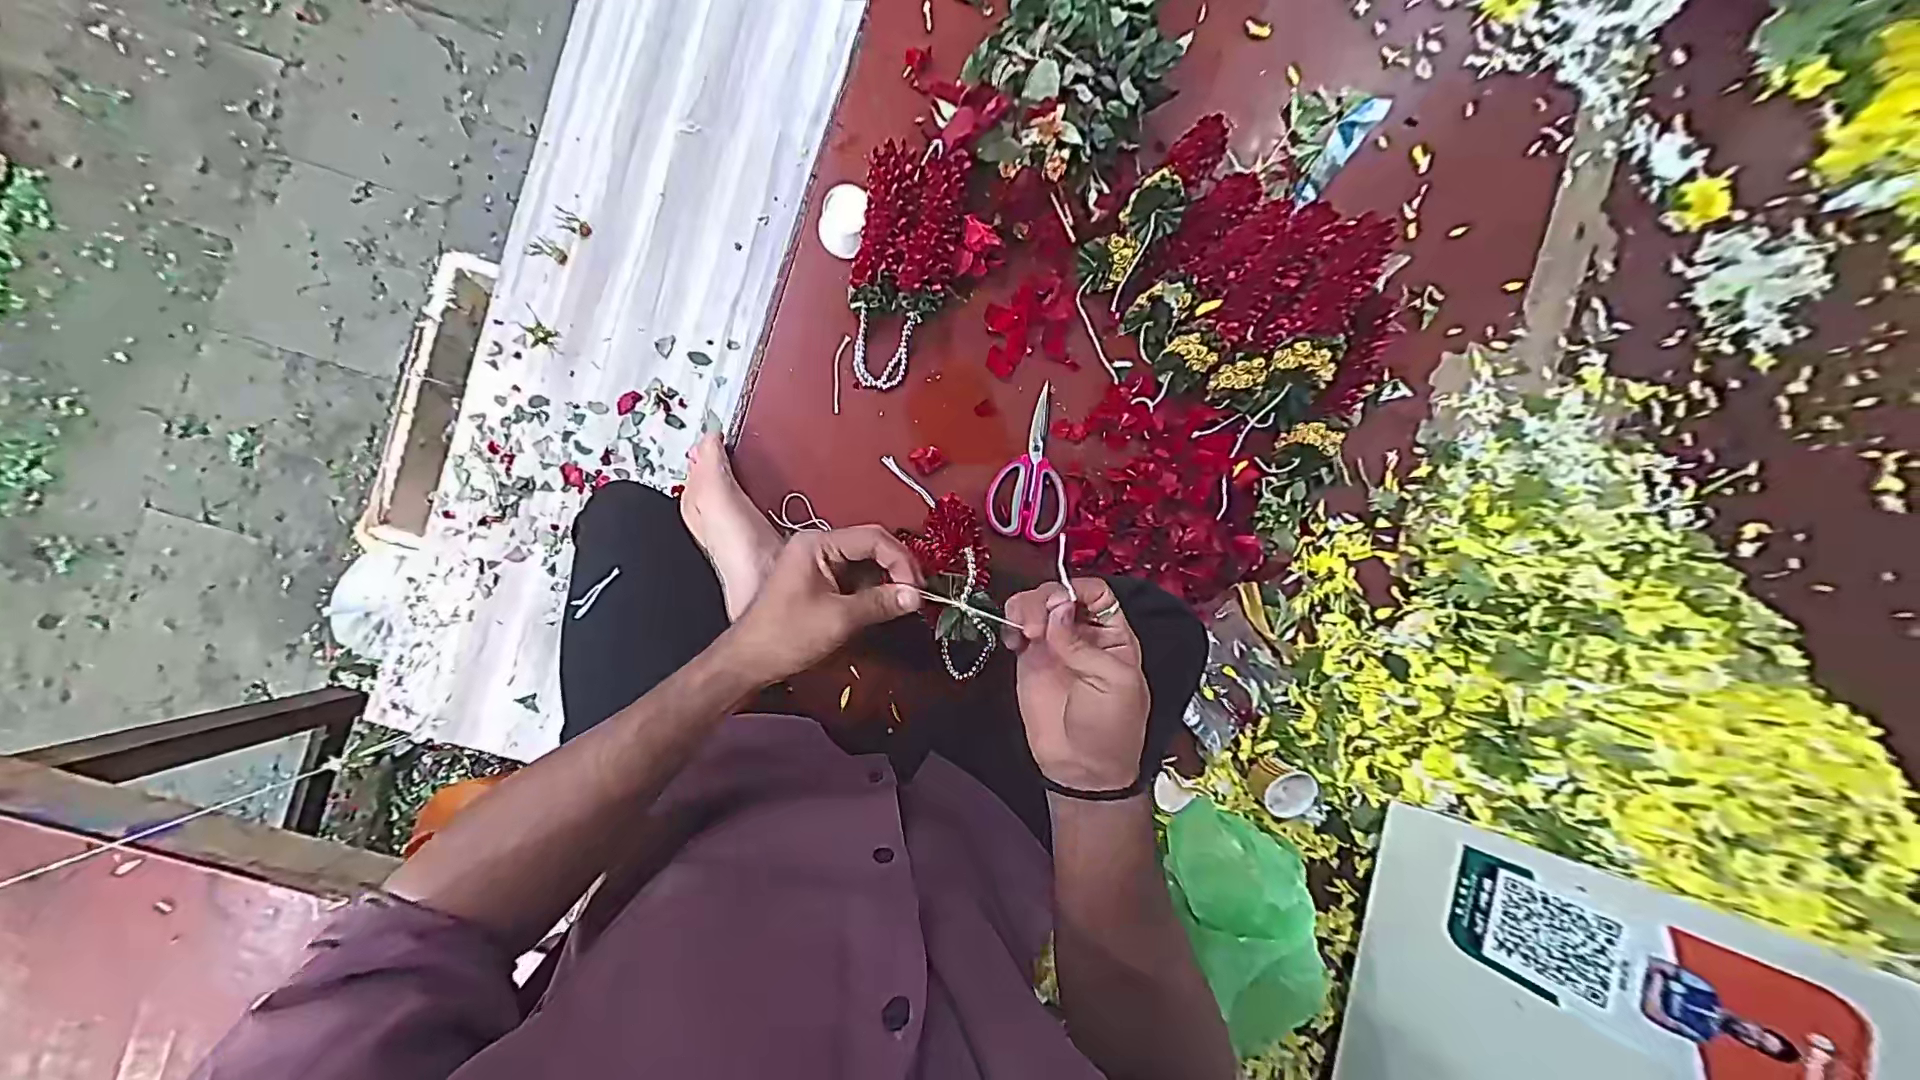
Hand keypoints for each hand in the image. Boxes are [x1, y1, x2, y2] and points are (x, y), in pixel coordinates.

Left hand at [722, 526, 923, 684]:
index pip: (873, 538)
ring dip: (887, 582)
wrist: (749, 661)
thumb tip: (917, 596)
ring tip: (903, 603)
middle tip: (916, 596)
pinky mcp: (820, 579)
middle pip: (872, 547)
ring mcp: (818, 562)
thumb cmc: (786, 636)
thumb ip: (881, 603)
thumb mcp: (839, 619)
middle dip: (897, 570)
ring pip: (866, 563)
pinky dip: (873, 591)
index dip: (901, 560)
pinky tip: (885, 607)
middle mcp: (818, 544)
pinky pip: (856, 577)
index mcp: (817, 543)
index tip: (918, 588)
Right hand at [1003, 579, 1149, 792]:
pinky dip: (1010, 624)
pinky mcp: (1029, 658)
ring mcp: (1053, 644)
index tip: (1062, 602)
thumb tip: (1057, 608)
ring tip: (1025, 633)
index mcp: (1112, 635)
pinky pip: (1016, 628)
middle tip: (1039, 626)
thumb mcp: (1113, 683)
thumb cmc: (1111, 727)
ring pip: (1035, 605)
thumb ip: (1083, 644)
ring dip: (1025, 608)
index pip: (1096, 593)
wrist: (1082, 767)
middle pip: (1060, 594)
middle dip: (1046, 599)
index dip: (1078, 589)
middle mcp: (1081, 633)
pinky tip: (1014, 640)